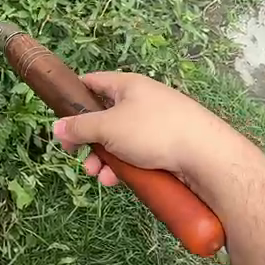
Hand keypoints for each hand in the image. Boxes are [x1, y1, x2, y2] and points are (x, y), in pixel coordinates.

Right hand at [51, 71, 242, 186]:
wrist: (208, 157)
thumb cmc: (155, 132)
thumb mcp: (108, 127)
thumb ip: (79, 127)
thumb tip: (56, 128)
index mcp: (128, 86)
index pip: (93, 82)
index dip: (74, 97)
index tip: (60, 117)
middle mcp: (142, 101)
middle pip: (104, 118)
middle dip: (88, 140)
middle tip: (76, 155)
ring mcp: (156, 125)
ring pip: (119, 141)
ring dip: (104, 159)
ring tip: (99, 175)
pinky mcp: (166, 147)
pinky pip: (136, 155)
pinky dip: (123, 167)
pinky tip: (117, 181)